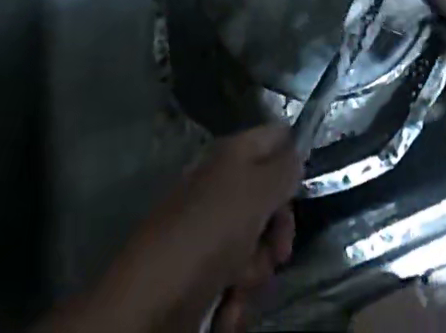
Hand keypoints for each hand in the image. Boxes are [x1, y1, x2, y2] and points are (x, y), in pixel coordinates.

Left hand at [42, 124, 301, 332]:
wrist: (144, 307)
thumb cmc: (205, 235)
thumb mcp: (256, 190)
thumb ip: (286, 167)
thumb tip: (297, 155)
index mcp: (232, 156)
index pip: (276, 137)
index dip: (294, 158)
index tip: (300, 188)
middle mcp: (222, 189)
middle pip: (272, 200)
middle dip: (278, 232)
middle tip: (276, 252)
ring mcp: (210, 233)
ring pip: (257, 247)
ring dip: (256, 272)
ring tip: (237, 286)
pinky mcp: (202, 275)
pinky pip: (237, 281)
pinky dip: (236, 299)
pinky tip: (225, 308)